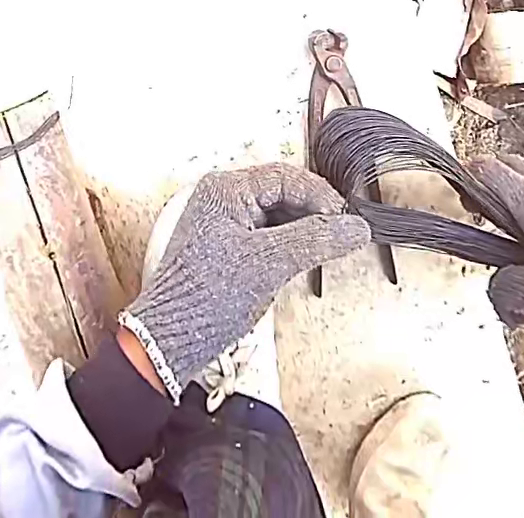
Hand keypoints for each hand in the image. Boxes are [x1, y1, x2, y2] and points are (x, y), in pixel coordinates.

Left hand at [119, 164, 369, 400]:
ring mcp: (225, 220)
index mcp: (226, 189)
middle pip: (284, 192)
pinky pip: (269, 232)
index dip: (320, 195)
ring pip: (279, 212)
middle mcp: (224, 197)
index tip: (344, 217)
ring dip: (304, 228)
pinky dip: (290, 242)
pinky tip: (305, 256)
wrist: (167, 346)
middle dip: (314, 212)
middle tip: (340, 232)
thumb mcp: (269, 264)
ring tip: (326, 246)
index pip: (287, 177)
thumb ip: (316, 239)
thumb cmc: (205, 298)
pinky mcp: (228, 243)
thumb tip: (356, 227)